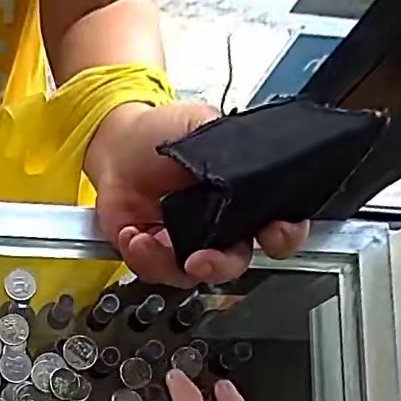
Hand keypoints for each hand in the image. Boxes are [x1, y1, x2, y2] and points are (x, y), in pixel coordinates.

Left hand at [86, 101, 308, 287]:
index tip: (274, 233)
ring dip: (167, 262)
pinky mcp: (154, 254)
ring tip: (145, 239)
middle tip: (201, 261)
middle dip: (221, 266)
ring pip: (191, 274)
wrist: (116, 146)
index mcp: (240, 197)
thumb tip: (247, 156)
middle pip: (234, 262)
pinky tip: (131, 234)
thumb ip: (228, 145)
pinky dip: (142, 257)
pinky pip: (155, 271)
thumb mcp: (200, 125)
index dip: (283, 236)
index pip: (276, 226)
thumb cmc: (161, 133)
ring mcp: (185, 244)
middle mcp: (218, 228)